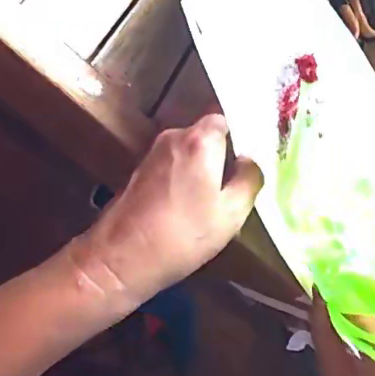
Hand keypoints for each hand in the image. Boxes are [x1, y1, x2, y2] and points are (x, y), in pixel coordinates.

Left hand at [71, 113, 262, 308]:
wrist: (123, 255)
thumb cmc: (184, 233)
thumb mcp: (231, 213)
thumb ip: (248, 179)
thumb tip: (248, 159)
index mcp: (198, 140)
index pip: (224, 120)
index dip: (239, 137)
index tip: (251, 159)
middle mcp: (172, 138)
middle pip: (204, 136)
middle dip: (220, 156)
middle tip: (236, 184)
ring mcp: (152, 154)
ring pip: (187, 153)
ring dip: (200, 170)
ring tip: (214, 201)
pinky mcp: (139, 172)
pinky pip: (171, 166)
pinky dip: (182, 179)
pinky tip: (189, 207)